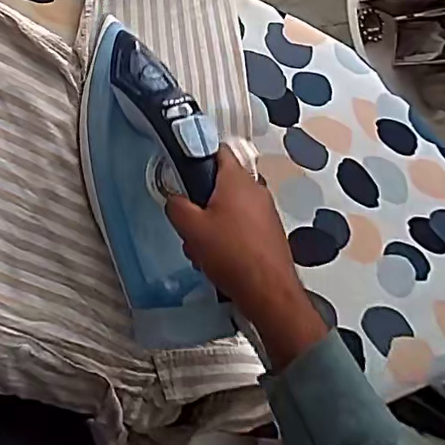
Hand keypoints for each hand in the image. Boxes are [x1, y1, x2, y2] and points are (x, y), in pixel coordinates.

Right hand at [165, 147, 328, 365]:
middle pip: (221, 182)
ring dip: (214, 221)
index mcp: (237, 179)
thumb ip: (176, 205)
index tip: (184, 167)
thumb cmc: (232, 255)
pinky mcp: (270, 232)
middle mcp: (256, 189)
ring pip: (230, 206)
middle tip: (191, 219)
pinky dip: (229, 235)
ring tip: (203, 246)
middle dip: (202, 199)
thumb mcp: (191, 228)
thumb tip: (174, 201)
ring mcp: (266, 211)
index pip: (216, 150)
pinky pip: (243, 224)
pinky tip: (219, 257)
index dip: (197, 155)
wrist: (269, 294)